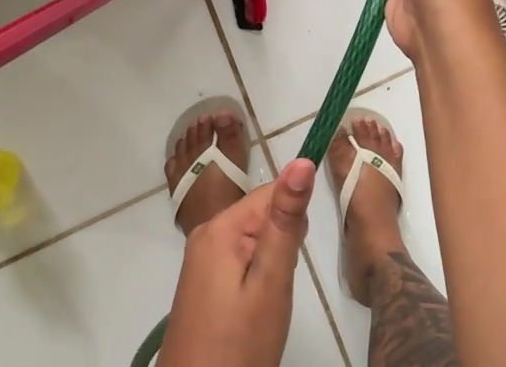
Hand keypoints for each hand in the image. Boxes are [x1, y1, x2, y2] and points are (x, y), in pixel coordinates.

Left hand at [154, 161, 314, 366]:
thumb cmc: (239, 345)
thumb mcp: (272, 282)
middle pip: (265, 213)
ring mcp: (202, 259)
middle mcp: (207, 234)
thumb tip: (303, 161)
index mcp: (222, 228)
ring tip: (265, 301)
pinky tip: (254, 307)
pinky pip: (243, 258)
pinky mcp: (204, 281)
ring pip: (257, 237)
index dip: (293, 222)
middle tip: (276, 287)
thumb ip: (286, 221)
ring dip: (272, 263)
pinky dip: (258, 277)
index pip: (275, 192)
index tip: (292, 258)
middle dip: (283, 244)